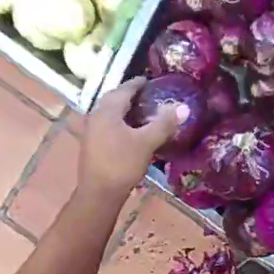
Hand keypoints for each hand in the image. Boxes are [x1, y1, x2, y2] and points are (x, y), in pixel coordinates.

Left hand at [78, 77, 185, 201]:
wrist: (99, 193)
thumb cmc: (122, 164)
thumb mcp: (146, 142)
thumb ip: (164, 123)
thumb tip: (183, 107)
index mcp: (107, 110)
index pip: (124, 89)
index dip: (137, 83)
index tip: (149, 80)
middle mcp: (95, 116)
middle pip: (113, 99)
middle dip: (129, 96)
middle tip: (146, 96)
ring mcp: (90, 131)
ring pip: (108, 113)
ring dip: (123, 110)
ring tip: (139, 113)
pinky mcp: (90, 145)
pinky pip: (105, 126)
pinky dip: (117, 123)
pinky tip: (127, 132)